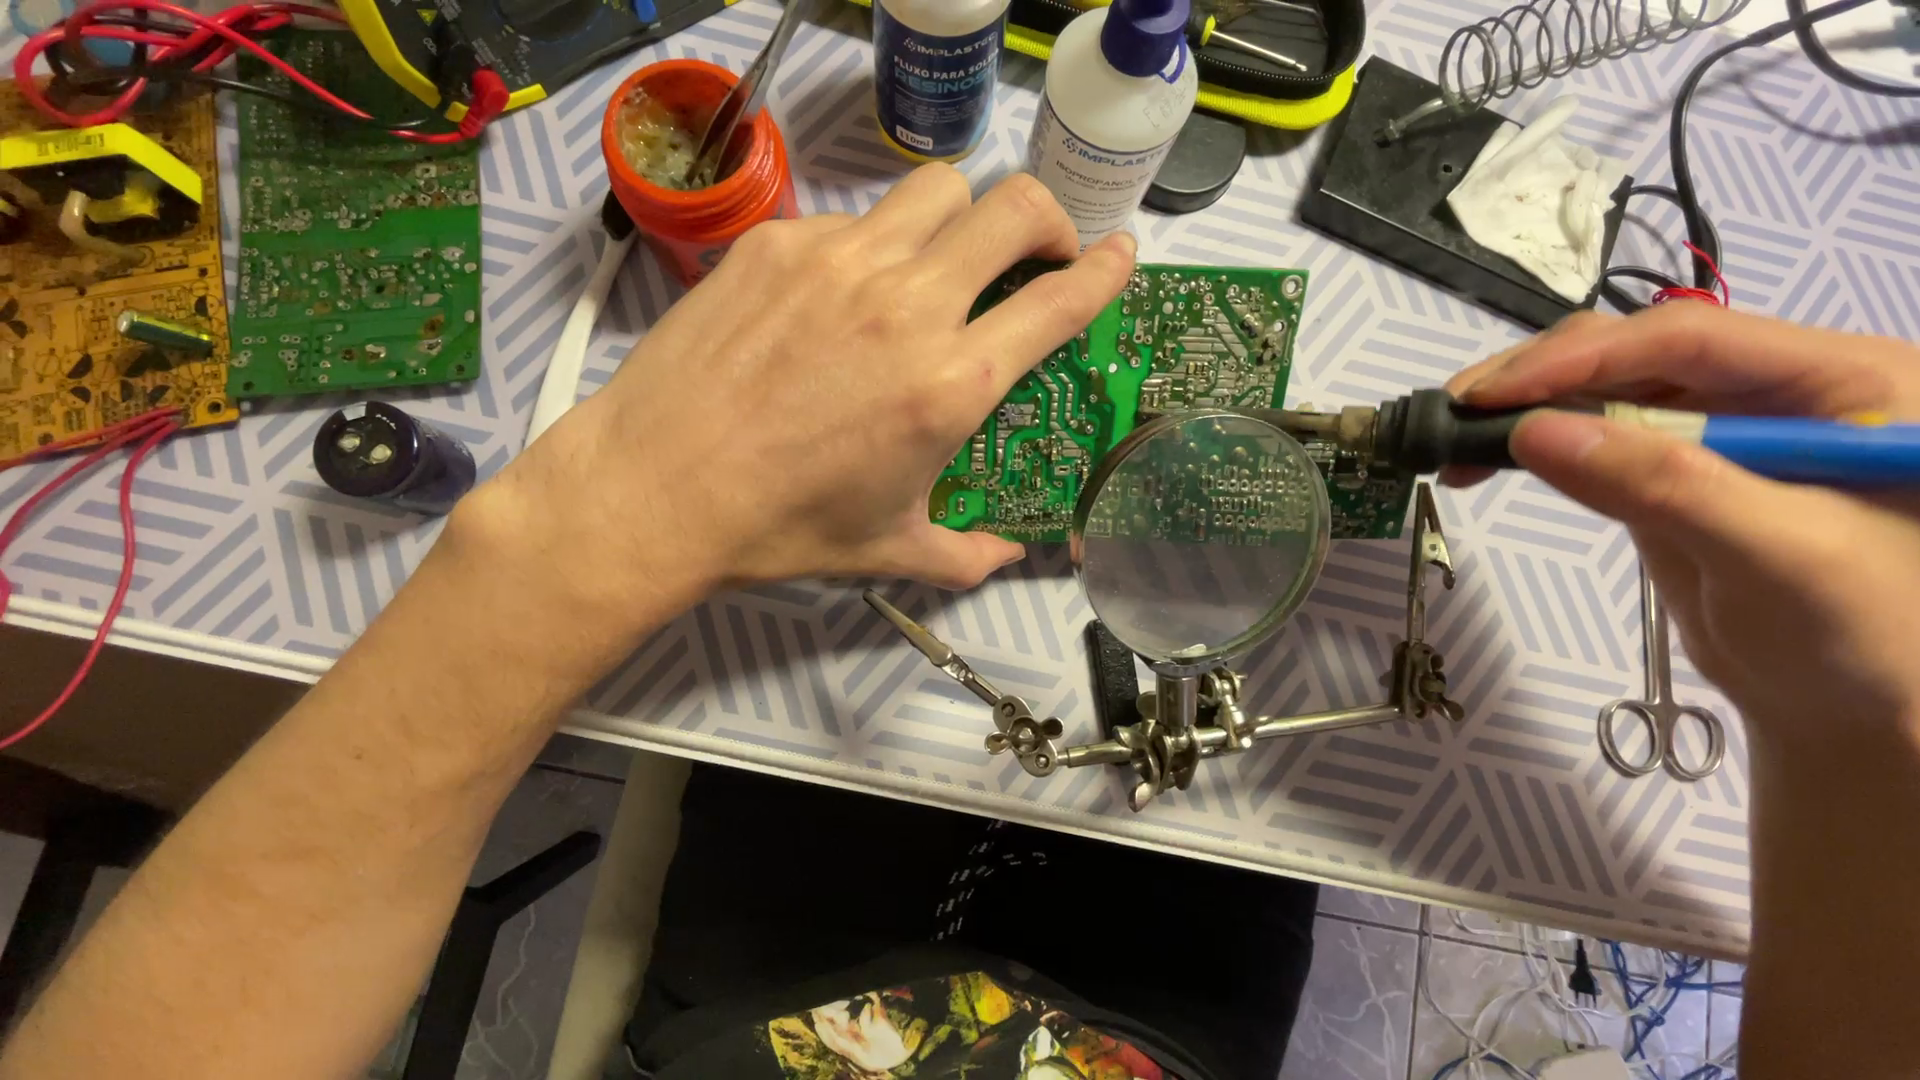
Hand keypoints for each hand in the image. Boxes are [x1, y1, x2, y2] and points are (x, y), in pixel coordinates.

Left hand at [487, 166, 1135, 626]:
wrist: (659, 487)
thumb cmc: (782, 525)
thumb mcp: (889, 549)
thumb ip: (967, 554)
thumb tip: (1011, 558)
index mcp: (952, 382)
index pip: (1059, 301)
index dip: (1105, 272)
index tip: (1118, 257)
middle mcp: (911, 305)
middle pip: (1015, 207)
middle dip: (1047, 219)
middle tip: (1037, 252)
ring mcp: (842, 261)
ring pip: (937, 191)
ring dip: (963, 217)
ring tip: (943, 259)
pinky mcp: (780, 241)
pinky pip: (855, 218)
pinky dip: (875, 244)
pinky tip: (844, 292)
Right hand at [1447, 304, 1919, 741]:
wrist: (1856, 709)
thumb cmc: (1865, 636)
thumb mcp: (1779, 554)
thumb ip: (1664, 485)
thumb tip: (1531, 433)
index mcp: (1839, 379)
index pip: (1687, 339)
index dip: (1581, 358)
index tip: (1489, 396)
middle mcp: (1775, 388)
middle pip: (1634, 354)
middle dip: (1538, 379)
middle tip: (1454, 415)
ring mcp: (1718, 430)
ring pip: (1601, 393)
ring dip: (1522, 412)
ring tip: (1453, 444)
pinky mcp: (1670, 472)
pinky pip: (1592, 439)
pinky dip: (1533, 447)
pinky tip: (1484, 462)